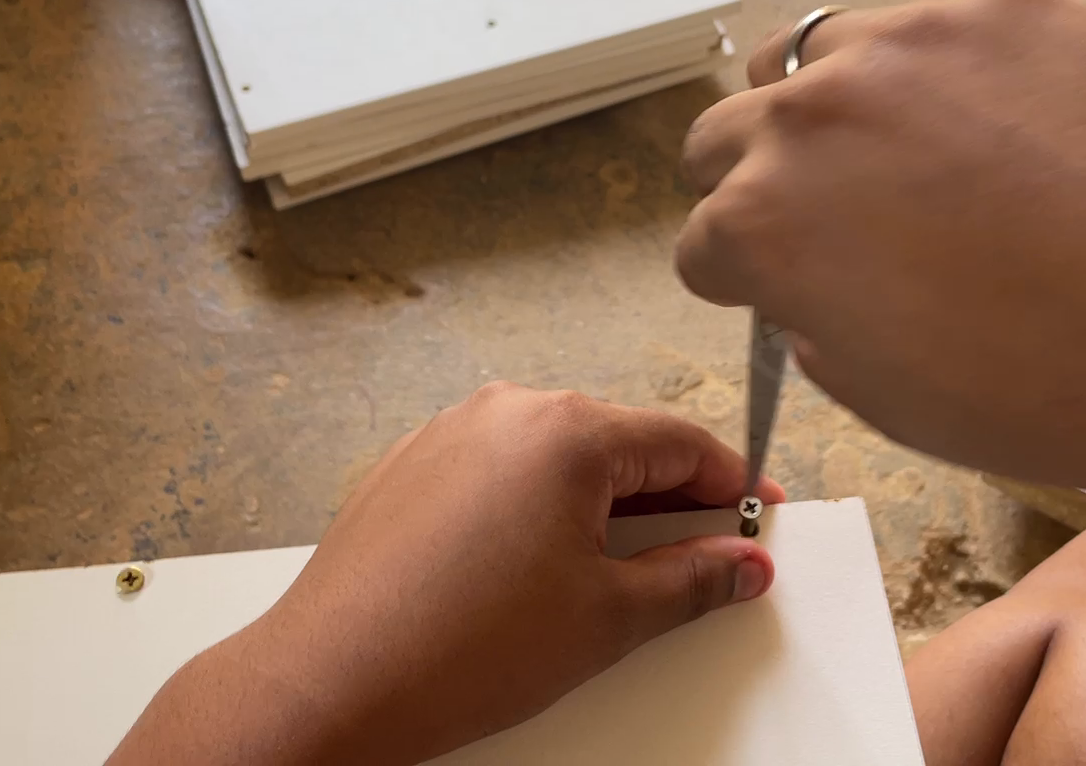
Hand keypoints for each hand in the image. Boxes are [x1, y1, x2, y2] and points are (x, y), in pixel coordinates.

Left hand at [108, 383, 781, 765]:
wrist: (327, 680)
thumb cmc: (469, 647)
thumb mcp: (606, 617)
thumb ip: (693, 579)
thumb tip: (744, 563)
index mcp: (569, 430)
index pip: (679, 441)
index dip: (729, 480)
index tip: (758, 512)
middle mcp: (514, 406)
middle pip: (621, 441)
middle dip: (669, 492)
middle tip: (699, 548)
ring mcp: (461, 424)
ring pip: (564, 449)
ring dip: (606, 495)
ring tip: (618, 560)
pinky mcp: (423, 452)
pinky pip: (510, 459)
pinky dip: (545, 494)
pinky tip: (539, 551)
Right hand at [675, 0, 1085, 502]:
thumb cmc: (1038, 393)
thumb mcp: (876, 395)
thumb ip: (806, 319)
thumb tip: (805, 278)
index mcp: (759, 225)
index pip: (698, 245)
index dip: (734, 278)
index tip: (777, 286)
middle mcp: (803, 119)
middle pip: (714, 138)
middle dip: (744, 183)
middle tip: (820, 212)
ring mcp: (897, 45)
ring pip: (797, 59)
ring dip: (814, 109)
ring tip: (888, 143)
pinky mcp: (990, 3)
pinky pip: (914, 30)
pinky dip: (924, 75)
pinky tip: (993, 120)